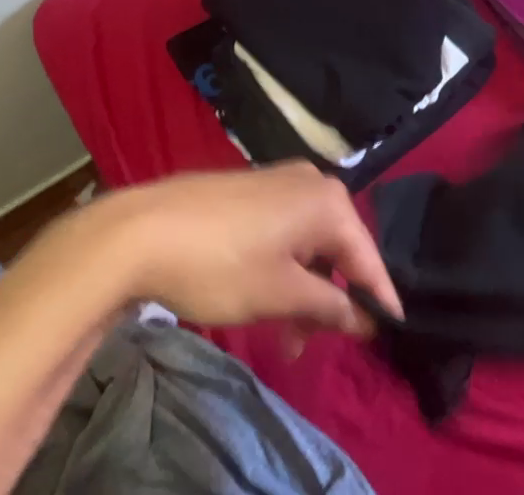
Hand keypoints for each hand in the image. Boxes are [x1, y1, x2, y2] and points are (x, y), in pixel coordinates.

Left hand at [86, 161, 403, 335]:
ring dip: (302, 289)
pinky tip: (260, 296)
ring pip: (307, 243)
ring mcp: (277, 181)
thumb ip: (330, 306)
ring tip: (282, 333)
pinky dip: (281, 267)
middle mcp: (311, 183)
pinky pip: (283, 230)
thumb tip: (365, 318)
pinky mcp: (248, 188)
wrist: (135, 233)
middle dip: (329, 299)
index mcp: (329, 202)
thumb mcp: (280, 294)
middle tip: (312, 343)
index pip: (367, 257)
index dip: (378, 297)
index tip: (389, 331)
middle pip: (336, 248)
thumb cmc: (220, 265)